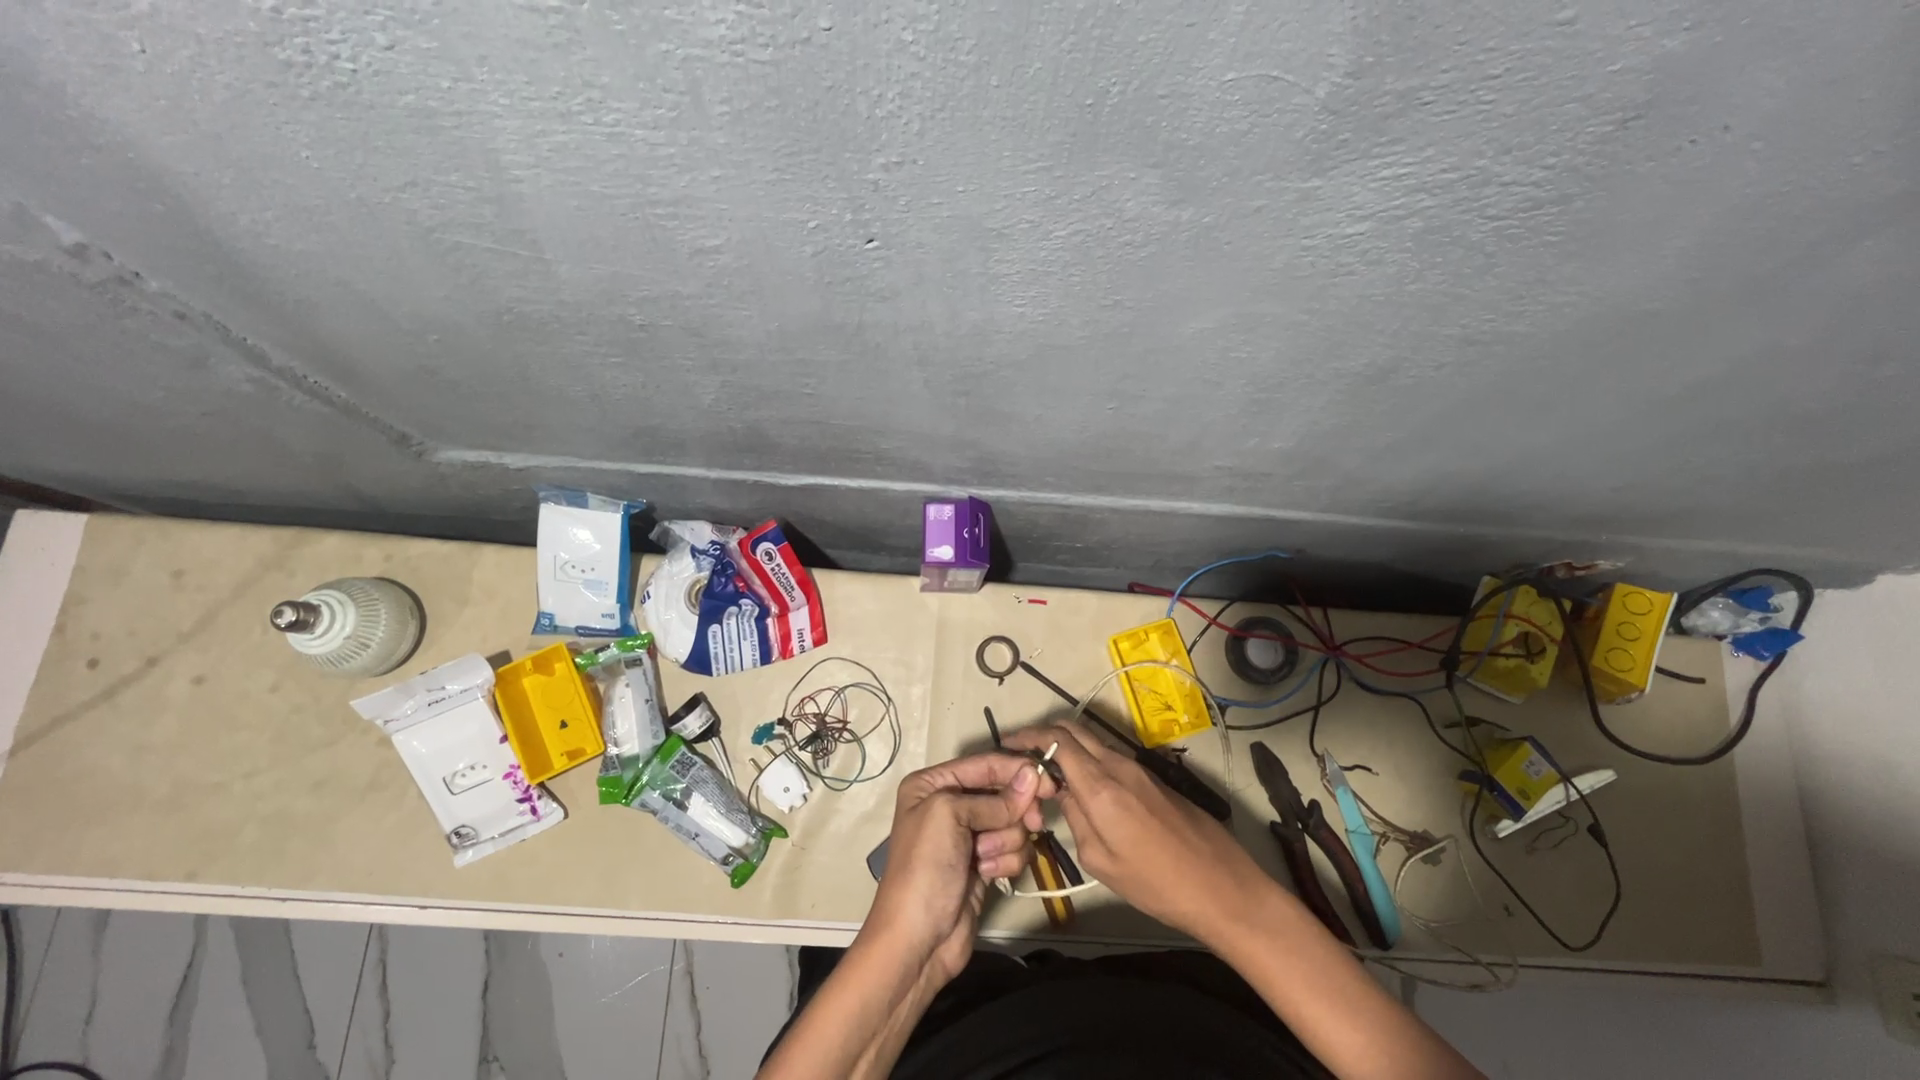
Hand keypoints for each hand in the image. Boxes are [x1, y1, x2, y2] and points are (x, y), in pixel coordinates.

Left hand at [861, 752, 1051, 983]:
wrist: (918, 939)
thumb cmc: (925, 868)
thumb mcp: (949, 816)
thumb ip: (995, 798)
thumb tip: (1034, 775)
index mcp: (932, 784)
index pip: (985, 764)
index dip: (1017, 770)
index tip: (1048, 782)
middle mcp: (949, 805)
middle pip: (1003, 792)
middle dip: (1015, 810)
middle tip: (1033, 823)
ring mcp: (967, 836)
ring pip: (1012, 823)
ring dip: (1006, 840)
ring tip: (984, 859)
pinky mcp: (983, 863)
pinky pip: (1013, 849)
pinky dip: (1006, 860)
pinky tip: (988, 874)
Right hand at [1003, 722, 1272, 944]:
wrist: (1222, 886)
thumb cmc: (1156, 884)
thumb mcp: (1100, 861)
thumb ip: (1075, 819)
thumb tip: (1063, 794)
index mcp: (1100, 786)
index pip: (1056, 740)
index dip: (1028, 737)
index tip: (1007, 744)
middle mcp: (1119, 766)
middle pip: (1074, 729)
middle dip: (1044, 734)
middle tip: (1022, 753)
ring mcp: (1139, 770)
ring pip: (1093, 741)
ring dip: (1067, 747)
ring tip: (1047, 772)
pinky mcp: (1153, 779)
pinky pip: (1111, 757)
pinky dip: (1088, 760)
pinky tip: (1080, 785)